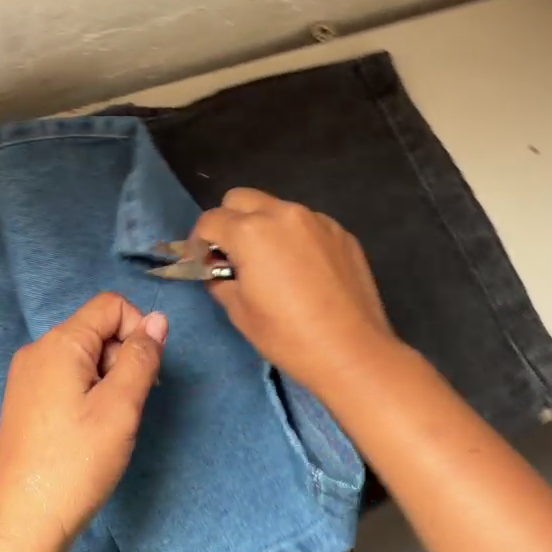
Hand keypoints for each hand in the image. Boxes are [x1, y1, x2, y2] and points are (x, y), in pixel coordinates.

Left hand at [0, 293, 167, 551]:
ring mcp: (27, 376)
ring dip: (107, 381)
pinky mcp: (25, 402)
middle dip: (122, 359)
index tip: (145, 375)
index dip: (137, 331)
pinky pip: (66, 378)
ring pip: (84, 356)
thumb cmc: (74, 463)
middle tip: (126, 408)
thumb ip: (142, 358)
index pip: (111, 305)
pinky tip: (86, 433)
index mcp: (60, 342)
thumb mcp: (120, 407)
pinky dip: (87, 395)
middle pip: (97, 330)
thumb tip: (157, 319)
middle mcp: (39, 349)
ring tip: (106, 427)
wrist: (21, 523)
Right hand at [192, 189, 396, 394]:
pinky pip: (305, 224)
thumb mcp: (239, 312)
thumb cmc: (288, 336)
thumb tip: (216, 268)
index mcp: (250, 231)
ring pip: (275, 208)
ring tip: (273, 264)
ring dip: (264, 227)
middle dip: (229, 221)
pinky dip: (295, 237)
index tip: (202, 261)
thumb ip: (218, 279)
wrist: (353, 352)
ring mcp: (315, 219)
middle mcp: (281, 214)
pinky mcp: (340, 231)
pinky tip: (305, 271)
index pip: (210, 220)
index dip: (198, 241)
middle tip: (233, 255)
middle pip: (240, 199)